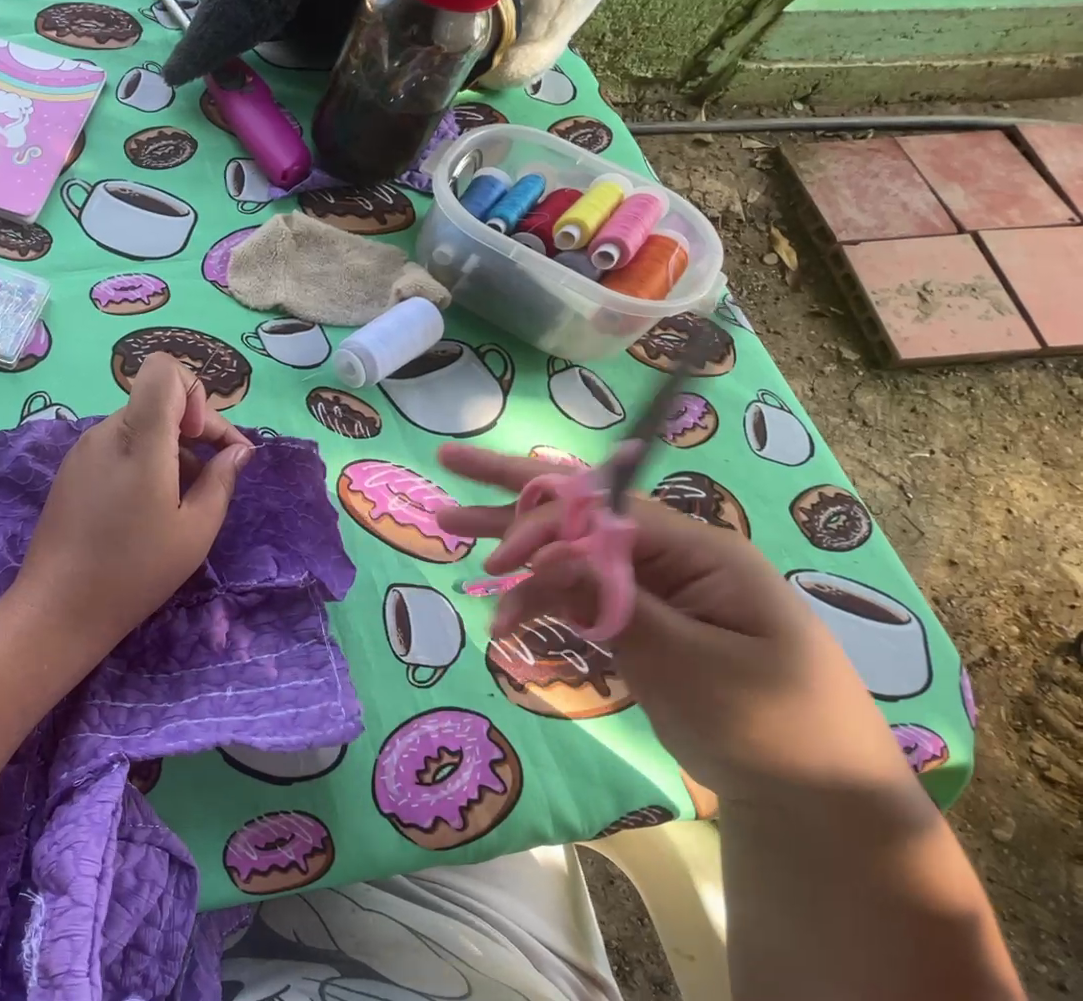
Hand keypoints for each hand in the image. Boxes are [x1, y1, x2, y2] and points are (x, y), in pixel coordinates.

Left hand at [7, 353, 252, 651]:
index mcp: (138, 437)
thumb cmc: (135, 570)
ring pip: (139, 427)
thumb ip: (222, 480)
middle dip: (194, 429)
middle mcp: (106, 432)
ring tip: (184, 505)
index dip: (194, 393)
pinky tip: (150, 511)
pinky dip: (144, 465)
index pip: (163, 369)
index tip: (201, 441)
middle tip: (217, 478)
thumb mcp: (194, 530)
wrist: (59, 607)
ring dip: (171, 451)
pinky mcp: (71, 473)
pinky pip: (117, 450)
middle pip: (157, 401)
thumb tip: (238, 451)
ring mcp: (83, 451)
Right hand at [433, 445, 915, 807]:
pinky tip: (503, 612)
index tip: (498, 562)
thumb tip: (543, 555)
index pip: (603, 514)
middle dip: (512, 493)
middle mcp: (675, 559)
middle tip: (448, 467)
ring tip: (450, 531)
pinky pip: (581, 596)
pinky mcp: (645, 623)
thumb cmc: (769, 725)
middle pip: (581, 512)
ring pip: (572, 554)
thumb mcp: (687, 663)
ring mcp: (658, 591)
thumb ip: (612, 603)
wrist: (819, 799)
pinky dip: (540, 601)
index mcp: (701, 554)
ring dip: (514, 551)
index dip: (542, 525)